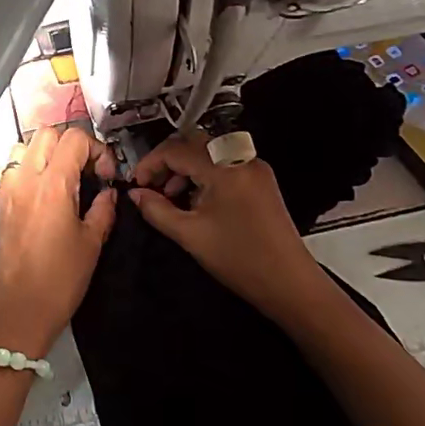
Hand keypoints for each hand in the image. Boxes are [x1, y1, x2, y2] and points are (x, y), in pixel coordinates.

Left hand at [0, 127, 116, 357]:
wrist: (16, 313)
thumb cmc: (58, 282)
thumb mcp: (92, 245)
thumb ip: (103, 211)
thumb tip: (108, 195)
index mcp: (53, 185)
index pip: (74, 139)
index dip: (96, 150)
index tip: (104, 175)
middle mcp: (23, 180)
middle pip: (45, 134)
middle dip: (70, 145)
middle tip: (84, 172)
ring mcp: (1, 192)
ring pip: (18, 150)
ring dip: (40, 156)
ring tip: (55, 181)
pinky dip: (5, 174)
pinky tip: (21, 191)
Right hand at [129, 133, 326, 313]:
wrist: (288, 282)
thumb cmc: (240, 260)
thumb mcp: (190, 235)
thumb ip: (157, 210)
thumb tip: (136, 194)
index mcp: (224, 168)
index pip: (176, 149)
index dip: (150, 163)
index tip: (136, 183)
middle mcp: (242, 159)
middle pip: (194, 143)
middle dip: (168, 162)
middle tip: (150, 187)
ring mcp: (255, 169)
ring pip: (210, 153)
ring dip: (186, 168)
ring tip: (171, 197)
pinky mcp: (261, 181)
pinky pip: (225, 165)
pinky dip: (204, 175)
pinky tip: (195, 201)